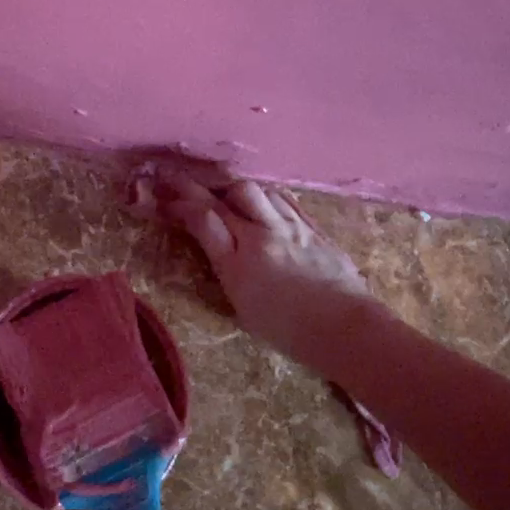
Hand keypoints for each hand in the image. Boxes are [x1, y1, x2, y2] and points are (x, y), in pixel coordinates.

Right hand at [133, 167, 373, 359]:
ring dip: (232, 188)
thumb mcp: (243, 309)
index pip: (203, 220)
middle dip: (196, 185)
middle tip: (176, 177)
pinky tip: (259, 198)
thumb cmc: (290, 332)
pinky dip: (265, 196)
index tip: (162, 198)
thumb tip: (216, 248)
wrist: (347, 330)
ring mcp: (289, 227)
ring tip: (221, 192)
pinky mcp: (311, 226)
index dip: (179, 205)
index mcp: (239, 264)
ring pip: (254, 191)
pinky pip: (283, 199)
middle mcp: (261, 237)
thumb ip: (227, 271)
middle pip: (225, 196)